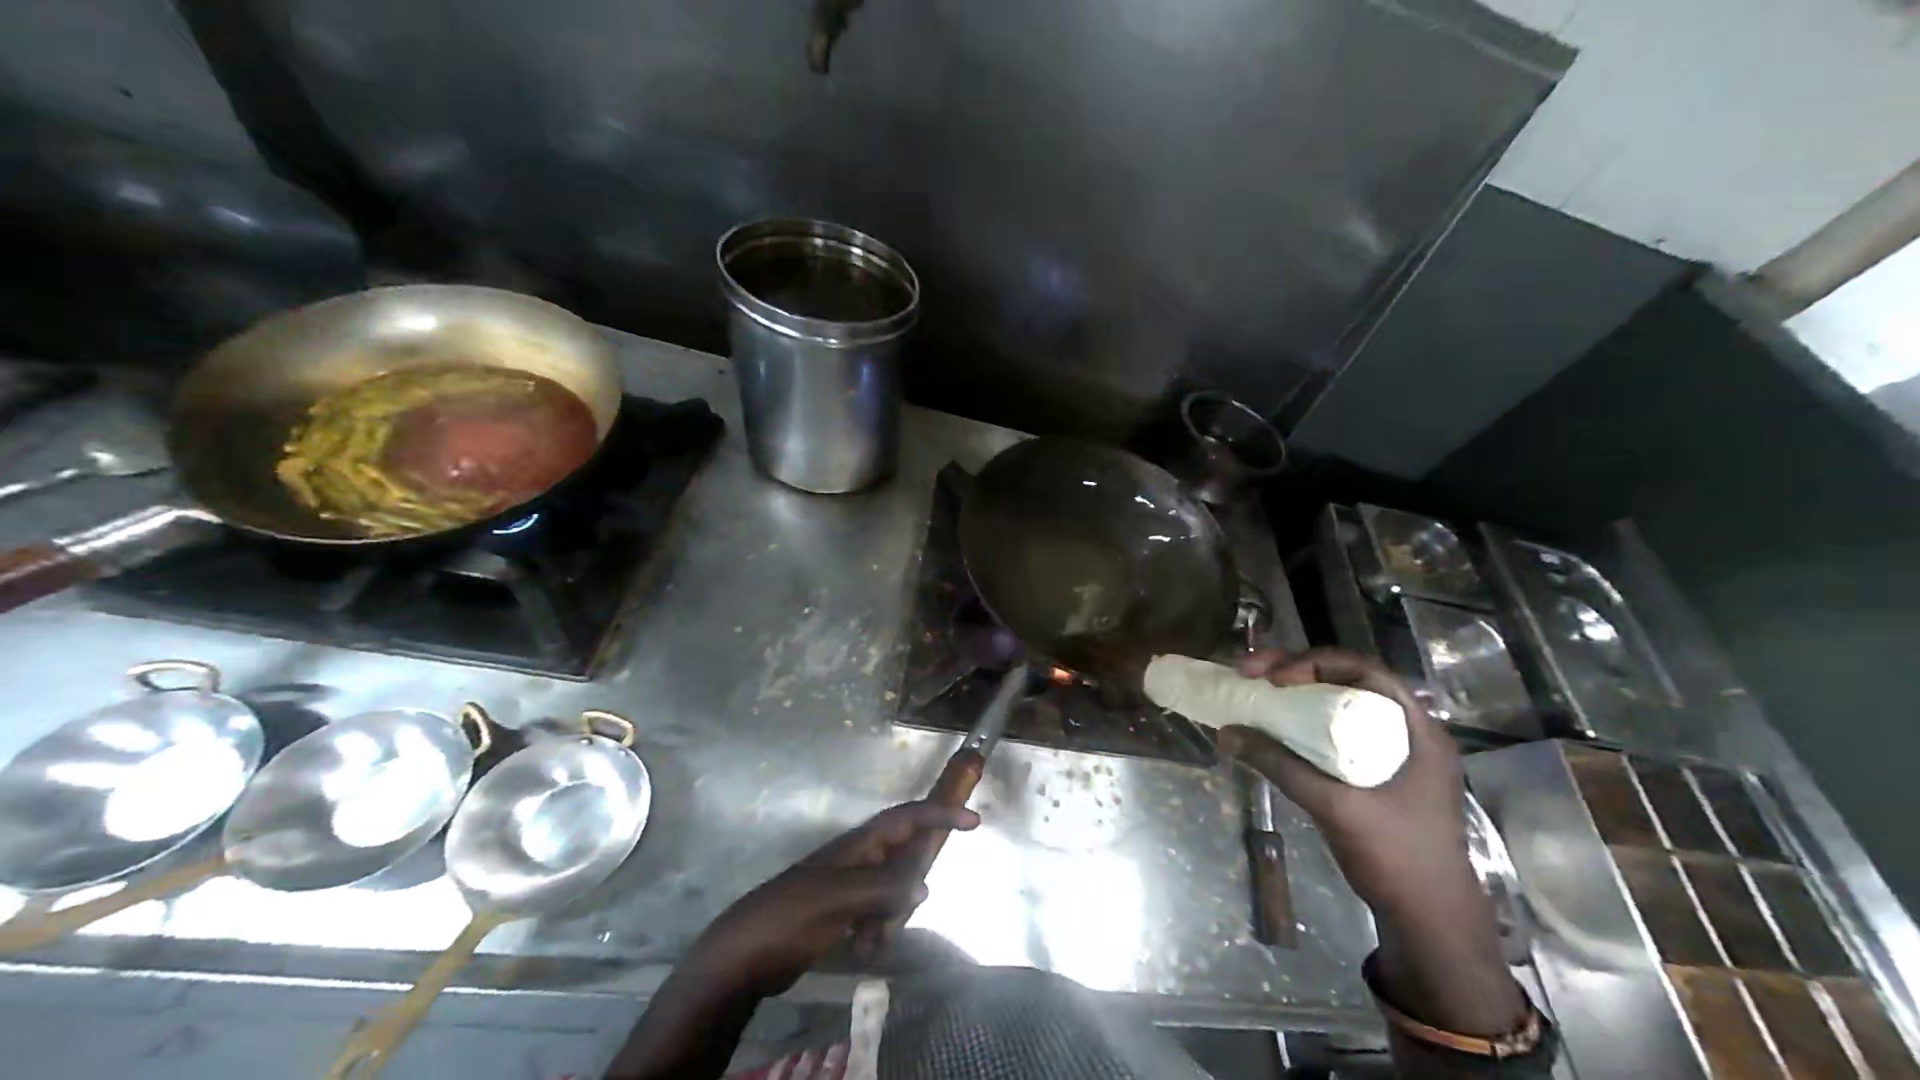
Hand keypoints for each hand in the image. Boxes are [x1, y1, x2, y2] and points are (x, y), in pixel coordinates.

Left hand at [679, 801, 978, 998]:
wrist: (745, 955)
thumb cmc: (789, 915)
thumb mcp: (838, 898)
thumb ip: (883, 888)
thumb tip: (924, 884)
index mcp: (857, 845)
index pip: (906, 819)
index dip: (940, 815)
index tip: (974, 821)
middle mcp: (859, 859)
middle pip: (906, 860)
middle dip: (907, 890)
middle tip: (886, 919)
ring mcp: (852, 886)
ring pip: (897, 892)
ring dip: (891, 917)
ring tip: (868, 940)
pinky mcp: (846, 912)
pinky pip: (882, 914)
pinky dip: (879, 931)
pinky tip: (862, 948)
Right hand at [1215, 647, 1470, 912]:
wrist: (1431, 921)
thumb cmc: (1396, 856)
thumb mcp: (1333, 806)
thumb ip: (1280, 766)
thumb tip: (1227, 732)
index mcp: (1418, 729)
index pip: (1364, 670)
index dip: (1314, 663)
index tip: (1275, 677)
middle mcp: (1409, 731)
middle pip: (1348, 682)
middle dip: (1295, 671)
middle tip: (1250, 673)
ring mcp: (1395, 753)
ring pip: (1340, 705)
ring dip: (1296, 695)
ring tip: (1255, 692)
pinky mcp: (1378, 774)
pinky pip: (1337, 732)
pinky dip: (1304, 722)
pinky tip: (1275, 729)